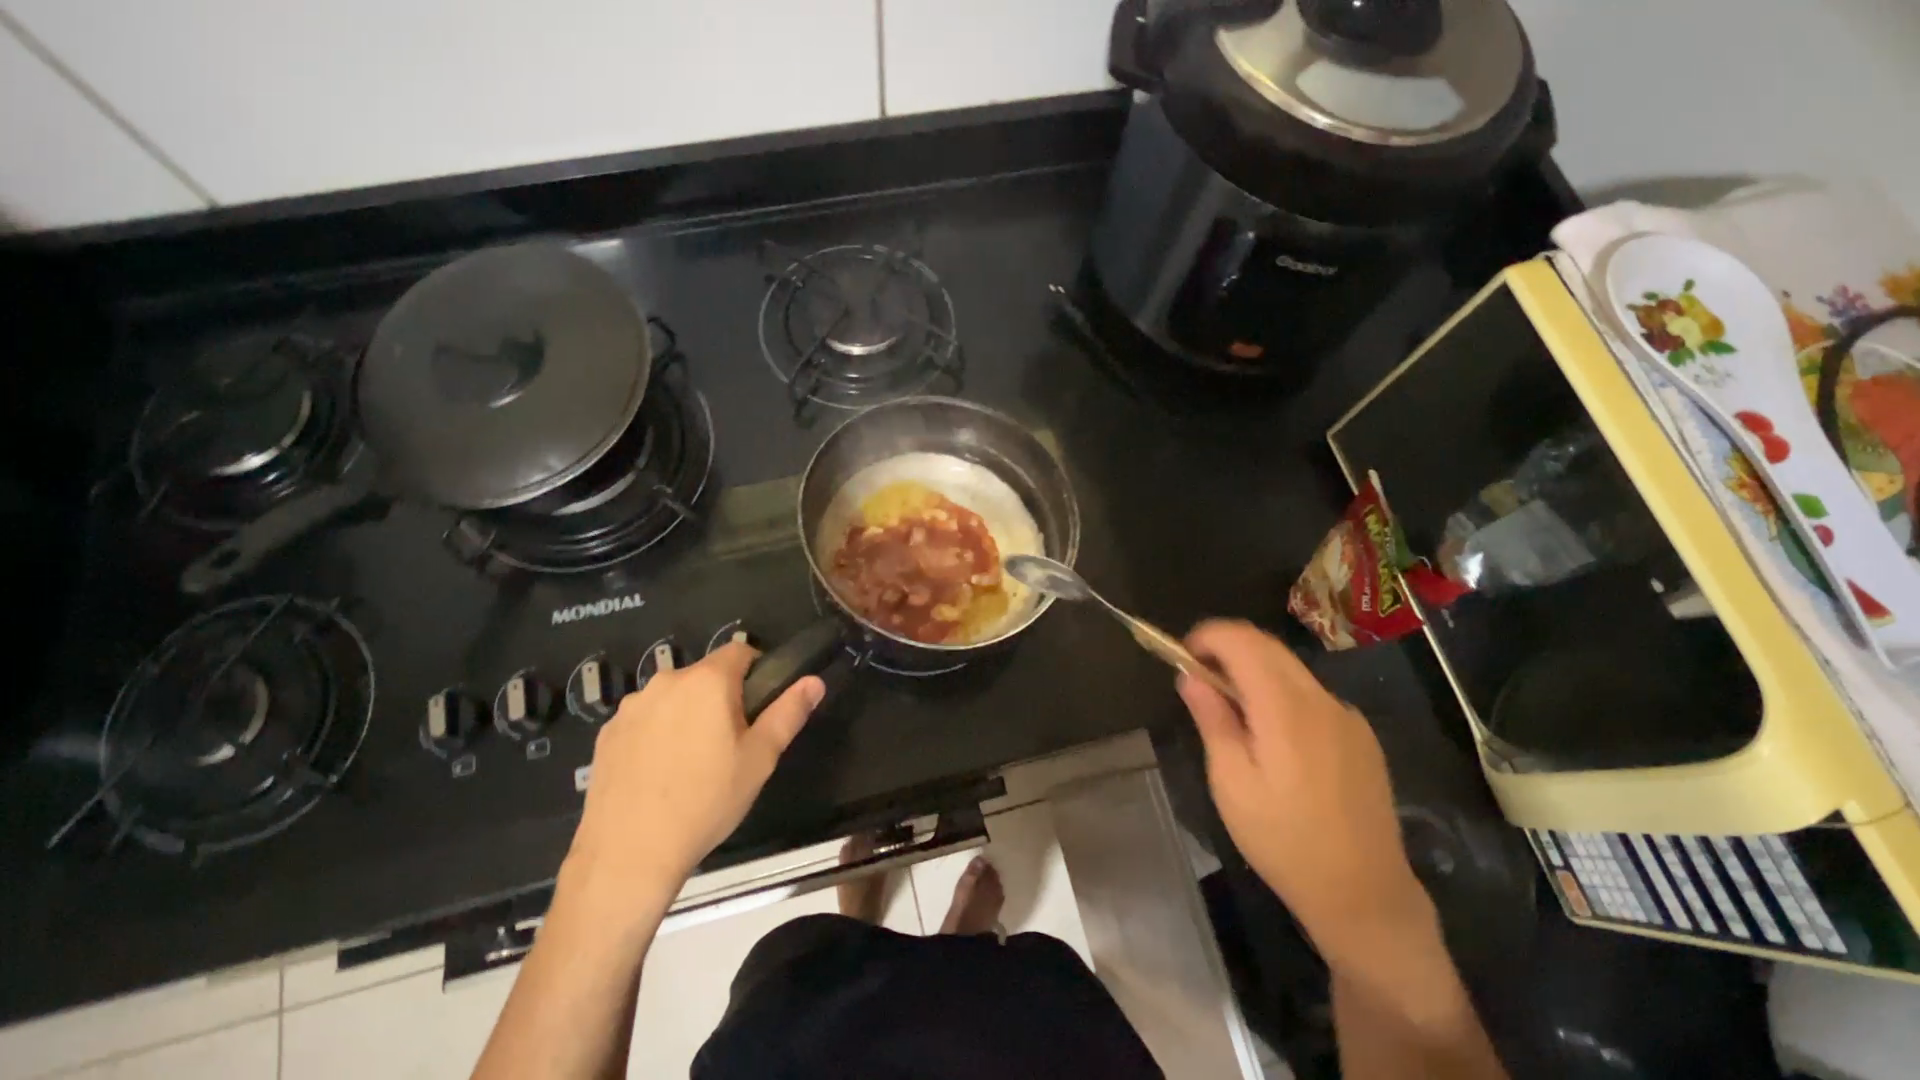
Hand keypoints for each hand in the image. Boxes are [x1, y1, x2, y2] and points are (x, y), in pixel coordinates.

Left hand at [564, 643, 825, 905]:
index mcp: (708, 681)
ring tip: (692, 764)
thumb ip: (788, 713)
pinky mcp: (607, 733)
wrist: (630, 849)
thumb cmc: (707, 801)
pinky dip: (655, 736)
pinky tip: (659, 774)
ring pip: (672, 699)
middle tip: (730, 746)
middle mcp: (666, 682)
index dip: (757, 671)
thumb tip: (814, 681)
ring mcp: (631, 707)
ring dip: (686, 716)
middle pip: (704, 676)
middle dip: (720, 699)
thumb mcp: (760, 759)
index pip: (740, 651)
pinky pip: (643, 721)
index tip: (760, 708)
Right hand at [1179, 619, 1429, 964]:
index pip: (1244, 640)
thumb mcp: (1231, 784)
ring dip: (1257, 674)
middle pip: (1270, 648)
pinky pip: (1314, 699)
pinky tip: (1275, 742)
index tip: (1183, 655)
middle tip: (1199, 681)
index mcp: (1285, 707)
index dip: (1208, 636)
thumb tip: (1191, 676)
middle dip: (1230, 651)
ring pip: (1294, 672)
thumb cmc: (1283, 840)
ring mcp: (1348, 717)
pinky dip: (1284, 697)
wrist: (1363, 891)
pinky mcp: (1362, 737)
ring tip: (1233, 716)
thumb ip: (1213, 720)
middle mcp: (1322, 699)